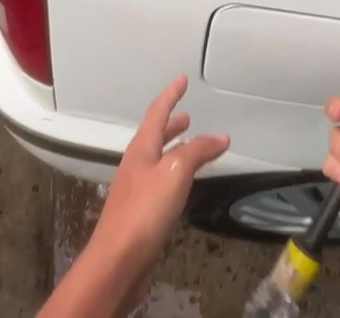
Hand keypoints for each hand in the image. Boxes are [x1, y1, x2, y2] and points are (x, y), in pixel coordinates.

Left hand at [94, 74, 230, 268]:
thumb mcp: (175, 172)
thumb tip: (221, 136)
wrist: (117, 261)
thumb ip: (198, 151)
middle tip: (187, 115)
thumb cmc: (144, 210)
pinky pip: (161, 180)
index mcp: (142, 147)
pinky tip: (184, 184)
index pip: (157, 112)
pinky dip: (175, 172)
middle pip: (155, 135)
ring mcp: (136, 187)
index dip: (171, 94)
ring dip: (174, 147)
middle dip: (172, 123)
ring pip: (158, 158)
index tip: (182, 79)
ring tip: (190, 144)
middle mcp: (136, 163)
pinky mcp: (140, 211)